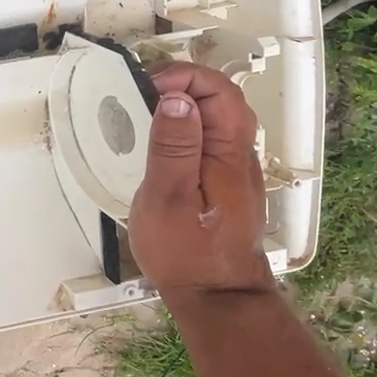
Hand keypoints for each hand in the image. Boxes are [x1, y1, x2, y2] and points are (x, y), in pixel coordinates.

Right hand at [128, 62, 274, 299]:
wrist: (215, 299)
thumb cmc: (185, 249)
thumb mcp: (167, 196)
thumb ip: (173, 146)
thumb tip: (177, 99)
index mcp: (229, 153)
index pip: (221, 91)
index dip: (184, 77)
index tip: (146, 89)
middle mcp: (238, 155)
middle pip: (222, 99)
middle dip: (181, 83)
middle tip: (138, 94)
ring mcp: (233, 170)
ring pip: (216, 118)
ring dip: (181, 103)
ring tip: (141, 111)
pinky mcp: (221, 183)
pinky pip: (207, 138)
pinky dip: (182, 125)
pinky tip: (156, 139)